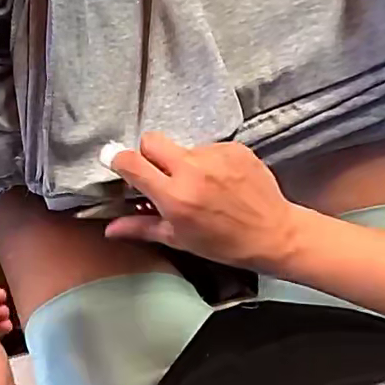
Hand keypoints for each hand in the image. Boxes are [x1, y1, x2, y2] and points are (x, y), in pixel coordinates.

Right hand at [105, 132, 305, 271]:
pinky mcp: (234, 148)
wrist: (276, 235)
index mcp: (174, 196)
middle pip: (151, 140)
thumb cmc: (223, 244)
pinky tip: (220, 181)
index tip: (115, 162)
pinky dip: (207, 162)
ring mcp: (215, 156)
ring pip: (181, 147)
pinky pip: (207, 148)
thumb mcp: (178, 239)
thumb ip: (141, 228)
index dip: (118, 160)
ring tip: (200, 185)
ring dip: (182, 162)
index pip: (132, 162)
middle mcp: (192, 170)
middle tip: (159, 174)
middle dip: (148, 153)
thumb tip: (109, 229)